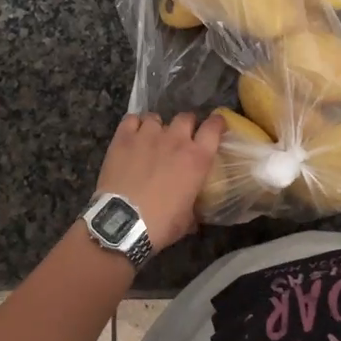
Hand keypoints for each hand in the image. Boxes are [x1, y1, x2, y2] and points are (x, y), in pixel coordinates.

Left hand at [95, 112, 224, 252]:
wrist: (123, 222)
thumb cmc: (161, 224)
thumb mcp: (187, 219)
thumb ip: (194, 205)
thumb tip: (194, 209)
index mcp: (196, 158)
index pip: (213, 127)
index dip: (217, 123)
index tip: (216, 125)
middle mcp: (175, 140)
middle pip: (186, 117)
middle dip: (186, 125)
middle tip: (181, 137)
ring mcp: (147, 135)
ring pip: (156, 117)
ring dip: (158, 127)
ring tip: (152, 139)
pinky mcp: (123, 137)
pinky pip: (132, 119)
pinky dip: (134, 125)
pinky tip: (132, 136)